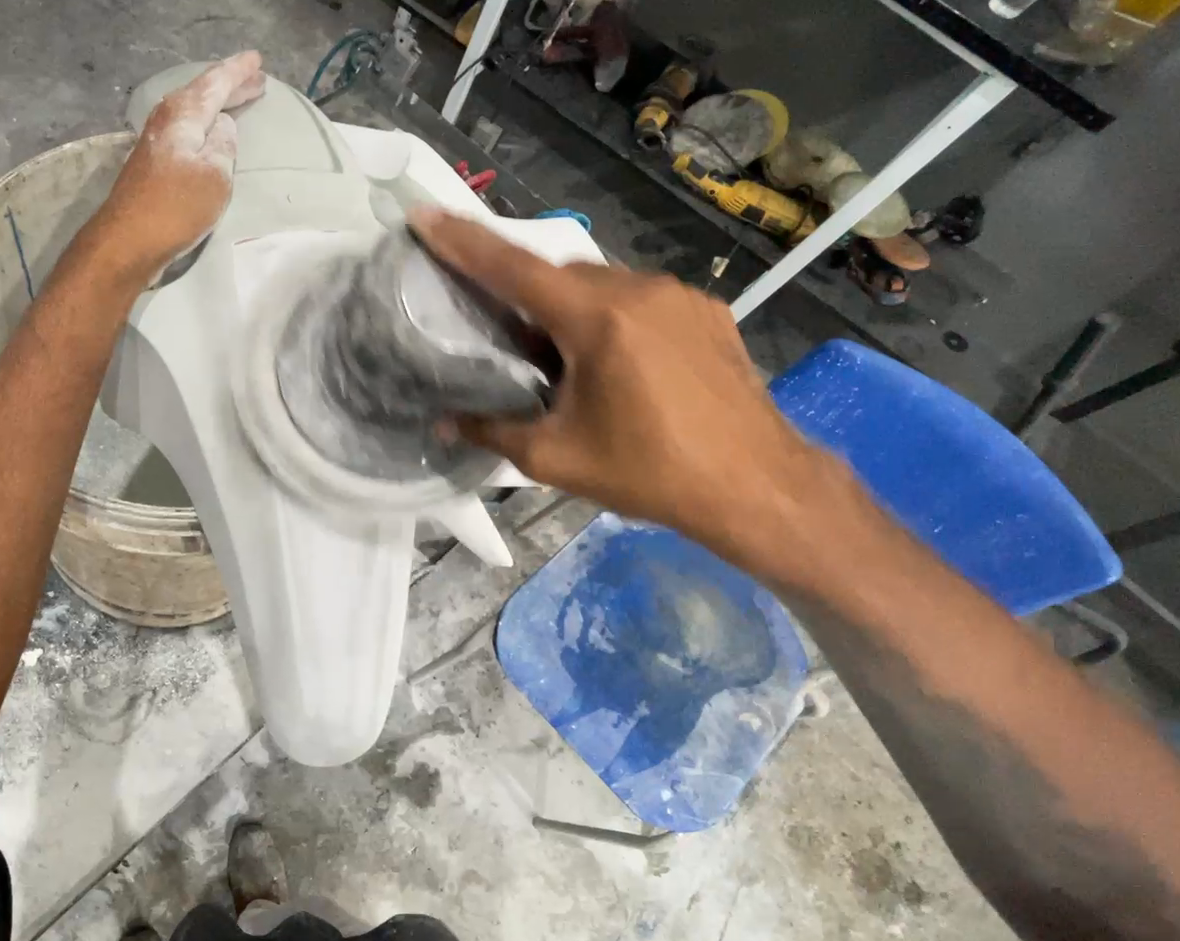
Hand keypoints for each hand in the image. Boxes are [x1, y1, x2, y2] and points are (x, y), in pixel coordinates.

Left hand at [89, 51, 266, 280]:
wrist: (128, 241)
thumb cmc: (176, 207)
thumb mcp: (215, 176)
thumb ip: (224, 145)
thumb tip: (222, 127)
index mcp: (184, 114)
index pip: (216, 83)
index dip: (238, 72)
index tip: (256, 60)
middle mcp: (166, 119)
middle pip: (201, 94)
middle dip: (229, 86)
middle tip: (255, 80)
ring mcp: (154, 142)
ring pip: (191, 112)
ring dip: (215, 106)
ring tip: (236, 101)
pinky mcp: (150, 165)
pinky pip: (184, 131)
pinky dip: (202, 126)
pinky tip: (208, 133)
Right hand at [412, 207, 845, 573]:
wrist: (754, 485)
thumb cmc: (647, 472)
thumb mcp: (554, 457)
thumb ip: (492, 431)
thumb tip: (444, 423)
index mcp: (598, 320)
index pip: (515, 269)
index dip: (464, 242)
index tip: (425, 216)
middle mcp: (641, 291)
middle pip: (559, 275)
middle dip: (521, 292)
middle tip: (496, 330)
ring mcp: (680, 297)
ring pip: (601, 286)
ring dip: (566, 310)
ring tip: (554, 360)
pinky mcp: (706, 313)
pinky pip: (639, 301)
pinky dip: (608, 319)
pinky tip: (609, 364)